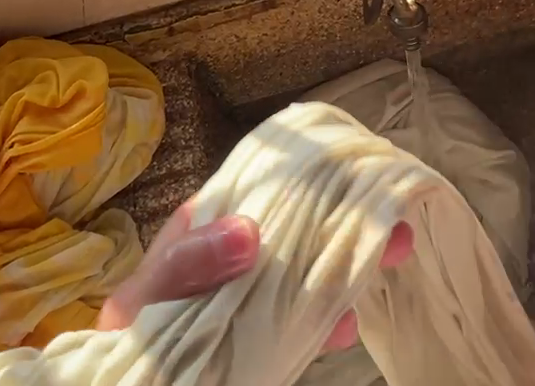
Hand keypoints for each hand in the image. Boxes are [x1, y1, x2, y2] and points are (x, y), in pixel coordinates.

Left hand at [97, 200, 413, 350]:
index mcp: (216, 218)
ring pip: (311, 265)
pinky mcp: (264, 330)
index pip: (269, 183)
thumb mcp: (156, 286)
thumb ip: (192, 261)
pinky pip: (304, 317)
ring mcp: (257, 288)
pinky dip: (329, 316)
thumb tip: (249, 232)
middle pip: (304, 222)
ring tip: (394, 249)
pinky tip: (348, 321)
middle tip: (395, 215)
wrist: (140, 372)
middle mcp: (243, 247)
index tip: (356, 169)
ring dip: (351, 259)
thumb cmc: (139, 319)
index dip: (314, 174)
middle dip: (348, 217)